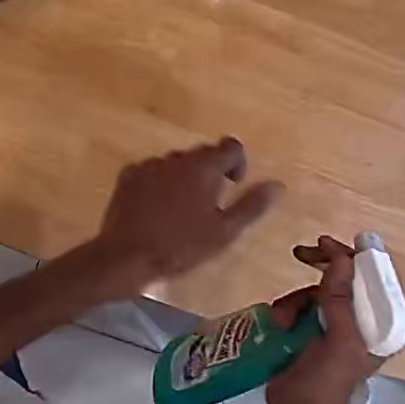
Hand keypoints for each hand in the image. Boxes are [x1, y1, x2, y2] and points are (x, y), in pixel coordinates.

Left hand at [92, 138, 283, 284]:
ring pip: (175, 162)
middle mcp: (175, 158)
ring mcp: (148, 164)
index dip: (237, 163)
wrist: (126, 257)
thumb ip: (252, 206)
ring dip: (184, 177)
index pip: (231, 146)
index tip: (232, 186)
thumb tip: (278, 185)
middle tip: (208, 205)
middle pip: (202, 153)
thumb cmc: (180, 247)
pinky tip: (156, 209)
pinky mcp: (128, 175)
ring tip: (180, 210)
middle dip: (210, 171)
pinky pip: (152, 170)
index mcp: (203, 167)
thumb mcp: (224, 232)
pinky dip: (159, 182)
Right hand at [266, 237, 383, 403]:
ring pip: (315, 293)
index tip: (324, 244)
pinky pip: (300, 307)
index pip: (369, 280)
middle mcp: (360, 324)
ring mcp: (333, 329)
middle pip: (342, 281)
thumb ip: (339, 299)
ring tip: (282, 319)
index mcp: (378, 327)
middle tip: (299, 253)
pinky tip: (279, 322)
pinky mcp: (309, 334)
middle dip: (321, 269)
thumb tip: (341, 259)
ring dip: (295, 300)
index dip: (349, 258)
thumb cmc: (326, 382)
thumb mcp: (338, 339)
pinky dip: (287, 310)